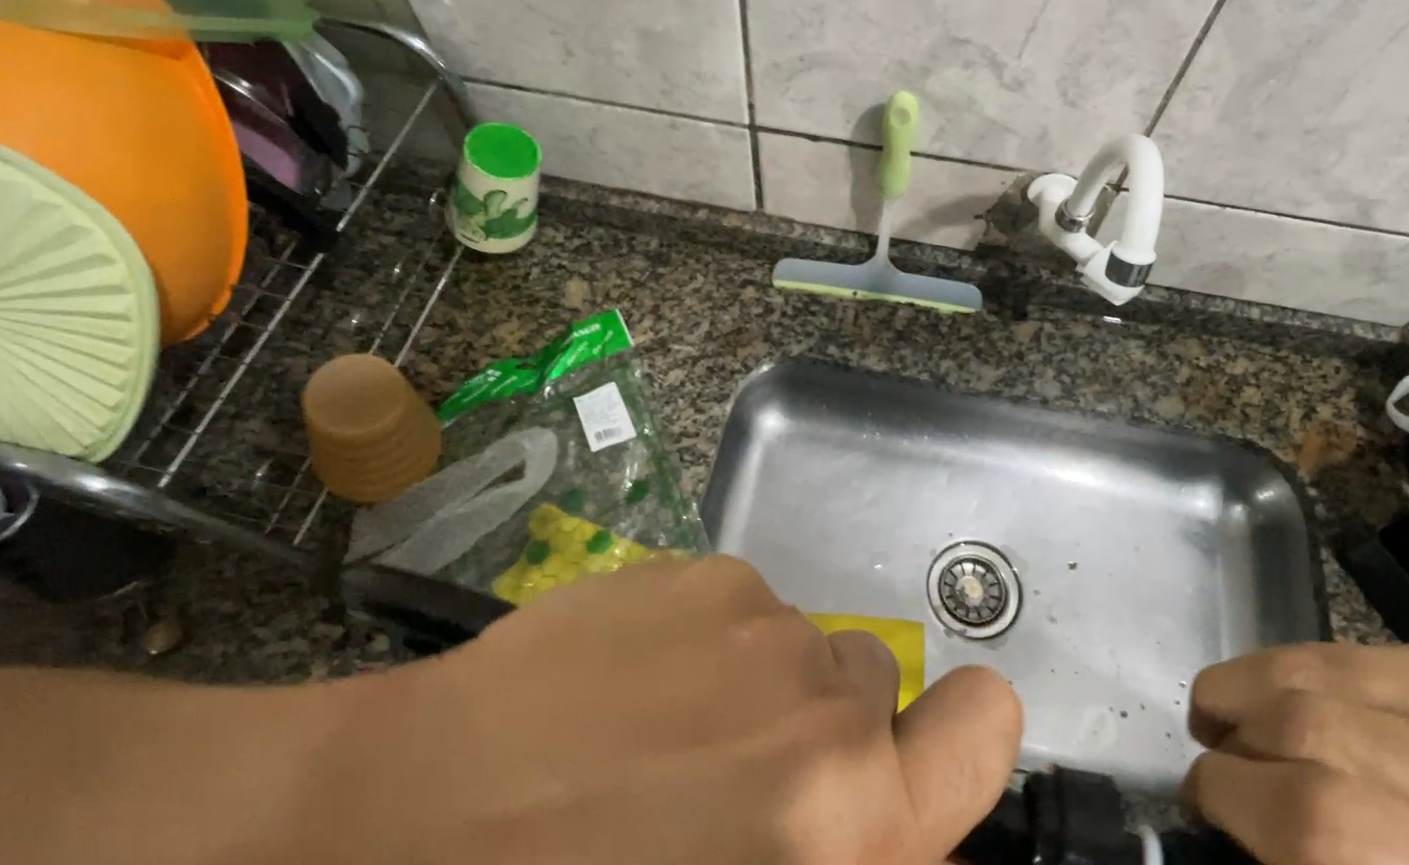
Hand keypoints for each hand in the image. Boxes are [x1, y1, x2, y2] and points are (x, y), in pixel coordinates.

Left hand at [322, 555, 1023, 864]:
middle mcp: (826, 708)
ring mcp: (758, 624)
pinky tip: (630, 676)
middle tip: (733, 770)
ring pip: (798, 640)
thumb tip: (862, 802)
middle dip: (823, 723)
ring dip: (757, 678)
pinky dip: (703, 635)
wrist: (421, 818)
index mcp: (856, 820)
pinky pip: (738, 604)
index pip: (986, 726)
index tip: (906, 750)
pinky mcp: (695, 572)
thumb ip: (838, 836)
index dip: (962, 732)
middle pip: (874, 684)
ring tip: (663, 724)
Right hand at [1182, 641, 1408, 864]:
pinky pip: (1378, 653)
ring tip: (1230, 714)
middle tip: (1214, 759)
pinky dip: (1310, 670)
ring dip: (1253, 685)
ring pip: (1339, 671)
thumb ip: (1343, 864)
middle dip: (1233, 738)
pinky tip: (1297, 697)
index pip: (1328, 820)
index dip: (1232, 798)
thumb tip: (1247, 827)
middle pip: (1322, 731)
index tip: (1207, 804)